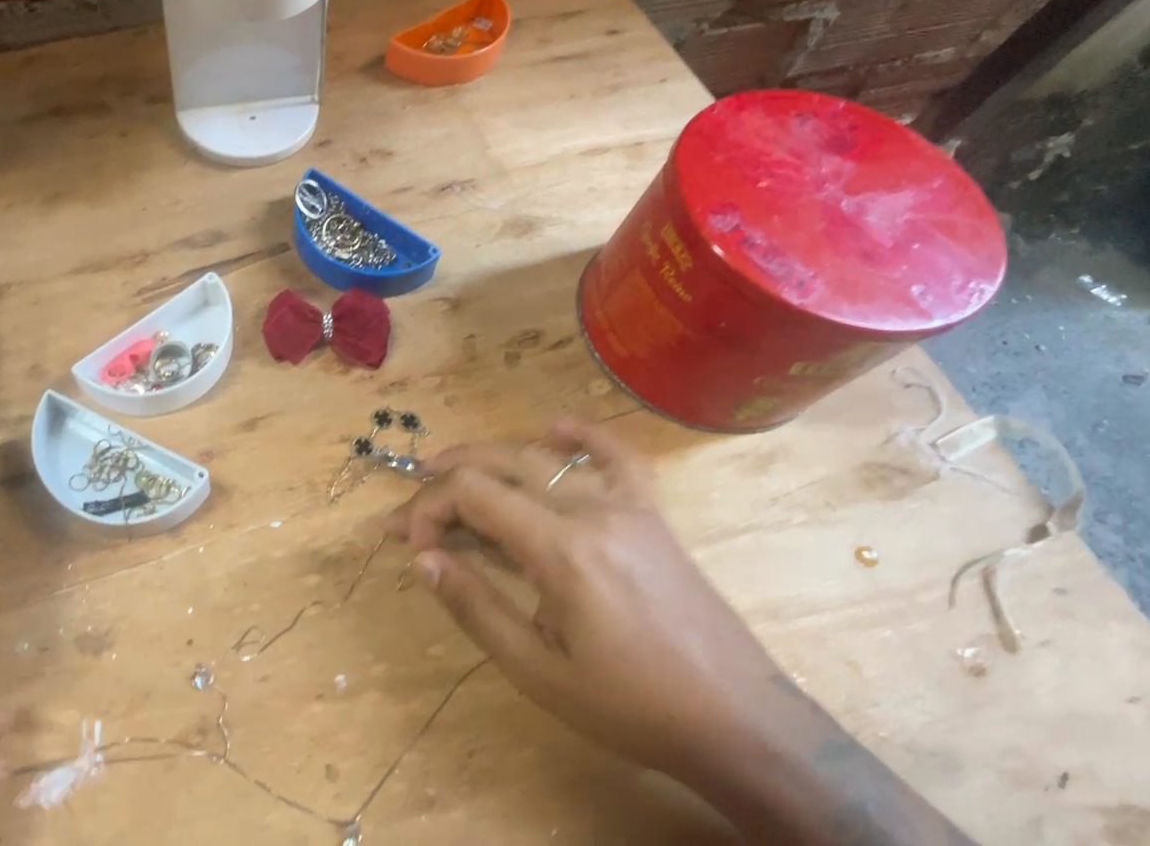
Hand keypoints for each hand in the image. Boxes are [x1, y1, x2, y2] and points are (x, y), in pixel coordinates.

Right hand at [384, 419, 782, 774]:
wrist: (738, 722)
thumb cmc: (631, 706)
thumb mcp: (539, 670)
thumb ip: (476, 606)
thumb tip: (424, 558)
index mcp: (562, 550)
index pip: (474, 494)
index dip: (430, 508)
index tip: (411, 544)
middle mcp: (593, 511)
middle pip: (502, 464)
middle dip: (446, 481)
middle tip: (411, 510)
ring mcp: (629, 507)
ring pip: (546, 459)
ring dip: (491, 461)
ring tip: (450, 472)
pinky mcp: (653, 516)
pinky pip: (617, 458)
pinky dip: (583, 437)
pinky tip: (554, 427)